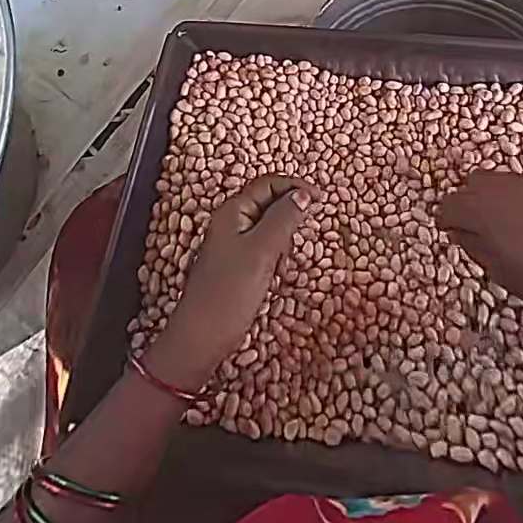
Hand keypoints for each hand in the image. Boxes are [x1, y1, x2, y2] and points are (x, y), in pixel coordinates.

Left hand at [147, 175, 311, 388]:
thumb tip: (303, 194)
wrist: (201, 338)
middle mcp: (230, 223)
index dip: (294, 186)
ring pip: (268, 230)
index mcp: (232, 211)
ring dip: (282, 243)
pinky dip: (275, 259)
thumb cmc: (229, 293)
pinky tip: (274, 277)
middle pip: (268, 204)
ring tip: (281, 266)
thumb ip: (283, 219)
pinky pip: (263, 251)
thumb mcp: (262, 251)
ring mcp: (232, 245)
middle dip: (288, 219)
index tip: (320, 198)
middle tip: (295, 242)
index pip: (267, 184)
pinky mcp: (237, 266)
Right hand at [434, 170, 522, 317]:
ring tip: (500, 217)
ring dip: (490, 194)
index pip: (448, 205)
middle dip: (466, 202)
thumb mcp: (498, 271)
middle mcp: (497, 189)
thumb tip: (460, 232)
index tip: (449, 230)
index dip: (445, 219)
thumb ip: (473, 245)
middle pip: (468, 185)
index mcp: (478, 211)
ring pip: (494, 179)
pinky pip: (520, 183)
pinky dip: (515, 195)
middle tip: (473, 223)